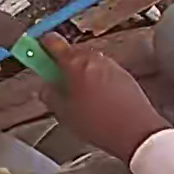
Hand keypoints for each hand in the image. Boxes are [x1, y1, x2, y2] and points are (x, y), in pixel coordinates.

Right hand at [38, 33, 169, 161]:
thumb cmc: (100, 123)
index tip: (36, 52)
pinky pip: (103, 70)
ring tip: (77, 94)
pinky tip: (96, 98)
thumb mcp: (64, 113)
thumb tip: (45, 87)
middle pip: (72, 51)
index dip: (42, 46)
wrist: (137, 132)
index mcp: (74, 62)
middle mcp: (93, 58)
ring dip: (80, 71)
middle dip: (62, 62)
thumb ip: (50, 95)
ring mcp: (110, 64)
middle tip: (56, 80)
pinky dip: (96, 78)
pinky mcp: (123, 74)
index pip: (53, 42)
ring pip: (88, 61)